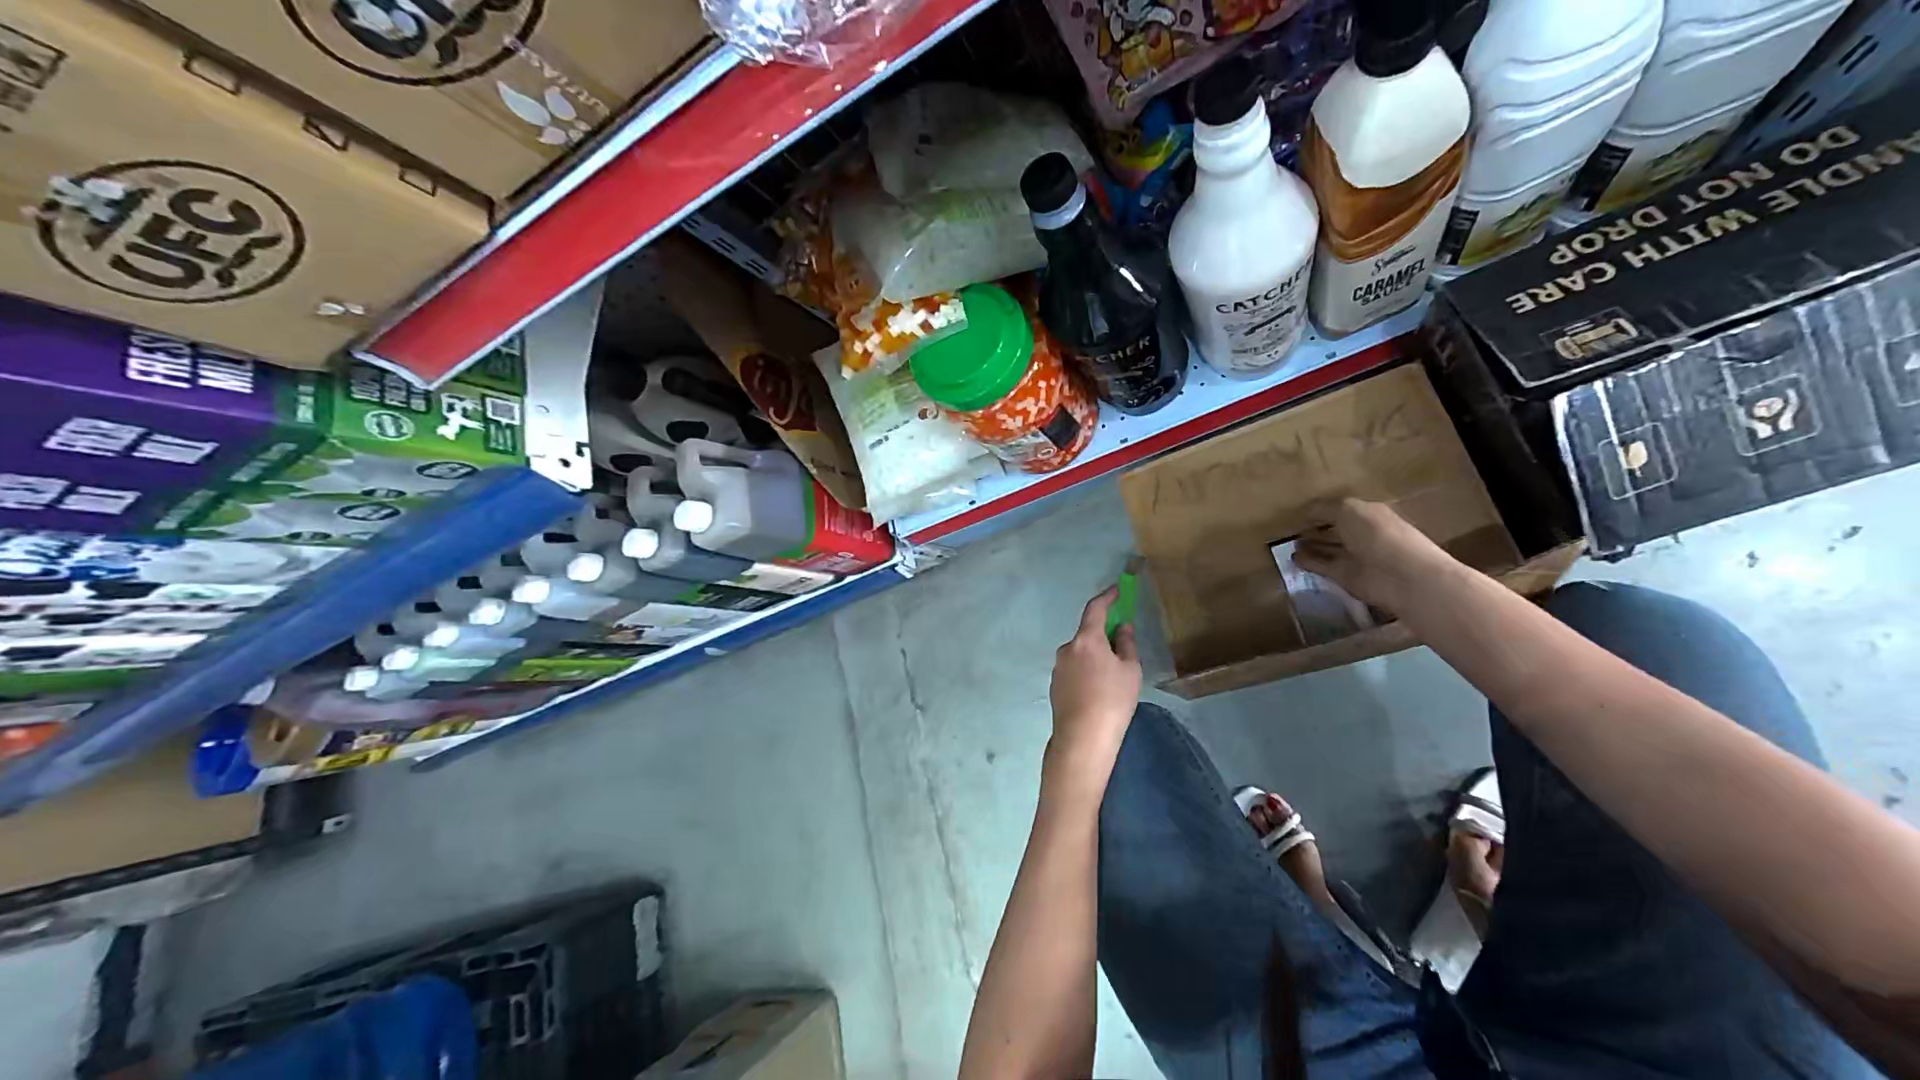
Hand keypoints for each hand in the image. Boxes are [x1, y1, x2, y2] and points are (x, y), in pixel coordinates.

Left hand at [1048, 587, 1141, 780]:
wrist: (1083, 738)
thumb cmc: (1113, 701)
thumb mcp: (1130, 671)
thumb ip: (1127, 644)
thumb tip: (1122, 627)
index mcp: (1086, 640)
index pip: (1095, 609)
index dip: (1107, 597)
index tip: (1117, 590)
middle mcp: (1067, 649)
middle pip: (1088, 634)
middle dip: (1104, 636)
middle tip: (1124, 649)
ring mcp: (1057, 668)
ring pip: (1081, 654)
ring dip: (1096, 657)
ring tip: (1114, 680)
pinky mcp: (1055, 685)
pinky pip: (1075, 669)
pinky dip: (1087, 671)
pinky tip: (1099, 692)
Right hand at [1292, 497, 1463, 615]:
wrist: (1402, 576)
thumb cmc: (1379, 535)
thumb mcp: (1349, 510)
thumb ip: (1326, 508)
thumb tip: (1307, 512)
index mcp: (1369, 514)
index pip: (1342, 510)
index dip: (1323, 510)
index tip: (1302, 511)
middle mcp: (1362, 535)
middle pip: (1335, 530)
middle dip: (1316, 529)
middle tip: (1292, 529)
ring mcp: (1354, 557)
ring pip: (1328, 549)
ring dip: (1310, 546)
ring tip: (1289, 544)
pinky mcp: (1345, 576)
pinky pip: (1322, 566)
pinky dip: (1308, 562)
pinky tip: (1293, 558)